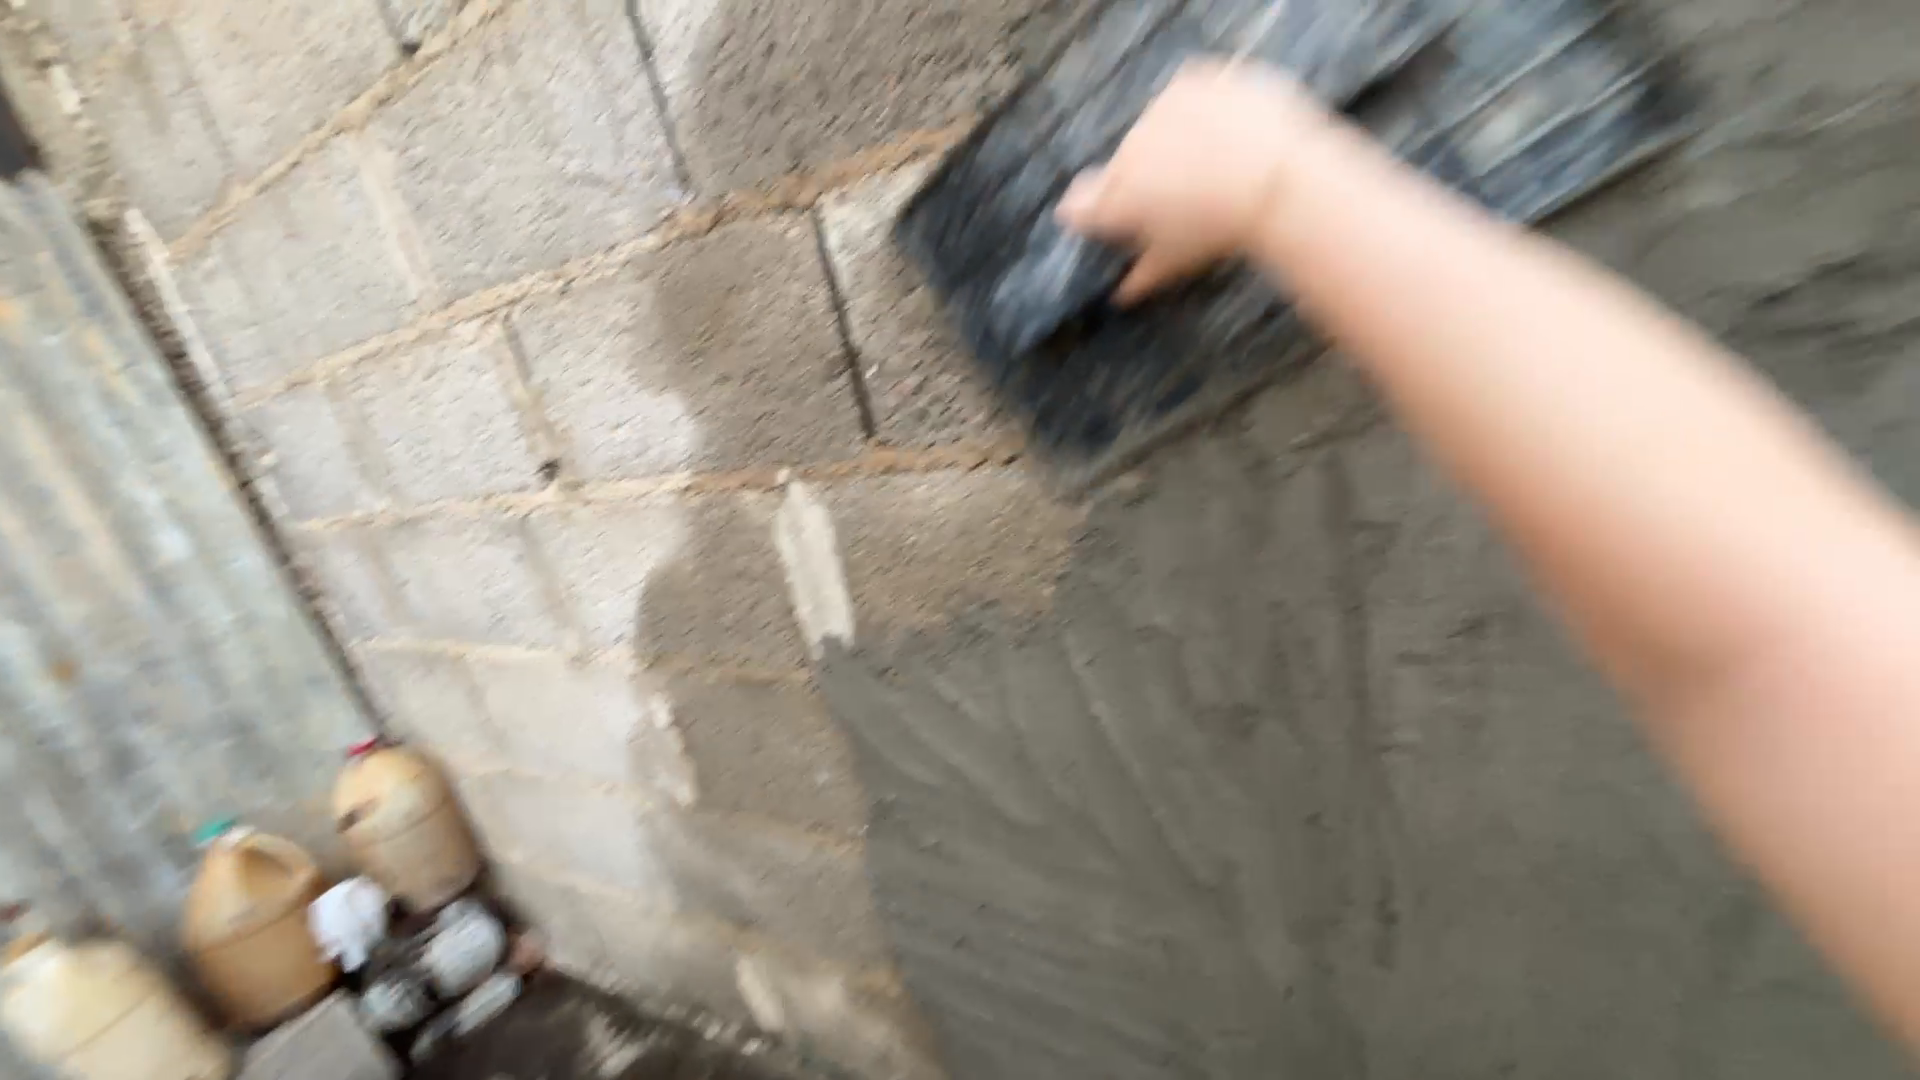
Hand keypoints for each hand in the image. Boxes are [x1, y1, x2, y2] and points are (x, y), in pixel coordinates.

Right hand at [1055, 61, 1333, 304]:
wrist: (1276, 181)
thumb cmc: (1220, 231)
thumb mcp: (1175, 263)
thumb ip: (1139, 278)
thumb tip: (1121, 296)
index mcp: (1114, 202)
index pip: (1075, 207)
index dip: (1086, 213)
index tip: (1101, 217)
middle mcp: (1125, 155)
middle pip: (1119, 166)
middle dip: (1139, 178)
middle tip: (1175, 194)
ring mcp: (1156, 114)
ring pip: (1150, 131)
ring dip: (1168, 143)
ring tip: (1207, 162)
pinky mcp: (1188, 83)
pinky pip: (1183, 98)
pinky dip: (1195, 112)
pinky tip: (1220, 133)